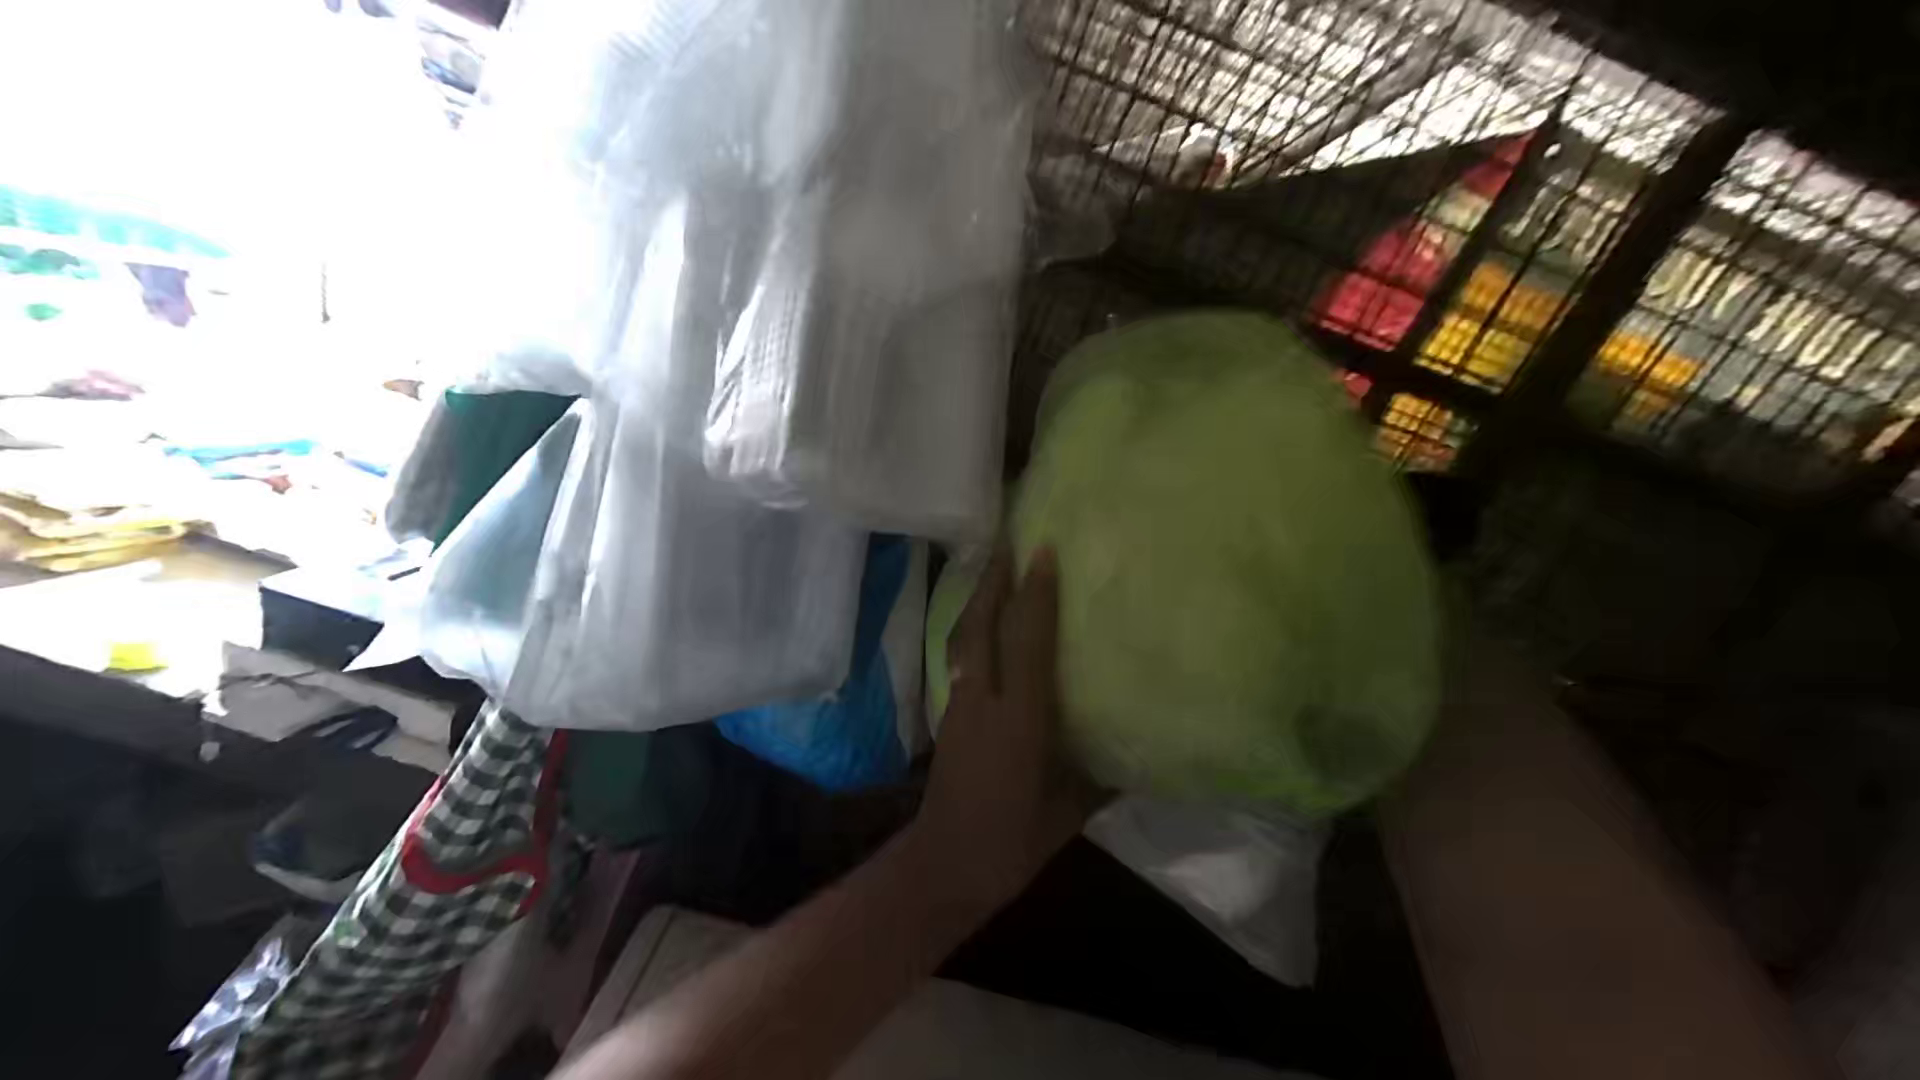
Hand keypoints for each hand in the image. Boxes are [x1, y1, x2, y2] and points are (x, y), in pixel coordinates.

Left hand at [910, 545, 1104, 913]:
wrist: (946, 865)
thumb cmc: (1014, 842)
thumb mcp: (1069, 810)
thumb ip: (1099, 774)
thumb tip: (1134, 751)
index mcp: (1019, 720)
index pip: (1027, 643)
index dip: (1035, 594)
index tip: (1043, 552)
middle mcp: (983, 701)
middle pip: (981, 625)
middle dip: (993, 579)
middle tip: (1008, 539)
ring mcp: (958, 704)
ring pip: (963, 636)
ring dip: (978, 597)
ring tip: (994, 566)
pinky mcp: (947, 713)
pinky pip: (958, 655)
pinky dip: (971, 627)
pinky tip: (983, 620)